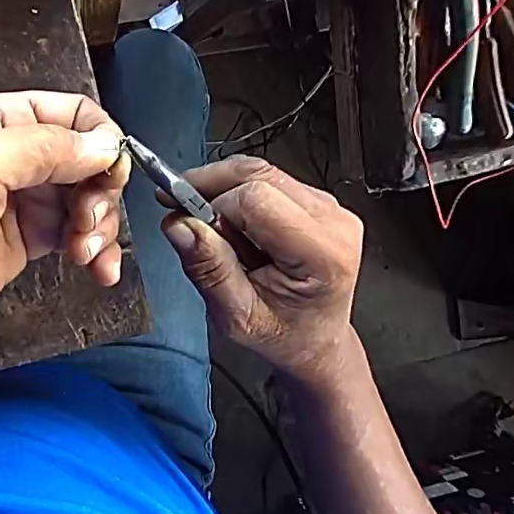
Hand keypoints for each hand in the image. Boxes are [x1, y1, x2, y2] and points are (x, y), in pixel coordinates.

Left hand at [0, 91, 129, 377]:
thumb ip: (42, 149)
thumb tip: (105, 145)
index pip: (72, 112)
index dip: (101, 139)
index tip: (110, 174)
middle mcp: (14, 156)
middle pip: (89, 158)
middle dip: (102, 190)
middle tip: (89, 222)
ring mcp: (23, 200)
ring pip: (90, 198)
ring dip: (101, 226)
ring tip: (85, 254)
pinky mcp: (29, 240)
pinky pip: (79, 235)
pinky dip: (97, 251)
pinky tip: (99, 270)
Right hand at [159, 156, 364, 385]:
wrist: (314, 342)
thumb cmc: (284, 336)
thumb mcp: (237, 317)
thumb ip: (209, 270)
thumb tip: (180, 225)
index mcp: (322, 253)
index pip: (255, 199)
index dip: (214, 209)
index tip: (189, 227)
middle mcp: (333, 222)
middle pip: (257, 175)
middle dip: (212, 189)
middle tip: (183, 212)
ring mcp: (329, 208)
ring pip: (259, 171)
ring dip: (223, 190)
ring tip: (209, 225)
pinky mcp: (317, 201)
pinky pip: (268, 179)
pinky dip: (238, 193)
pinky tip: (229, 223)